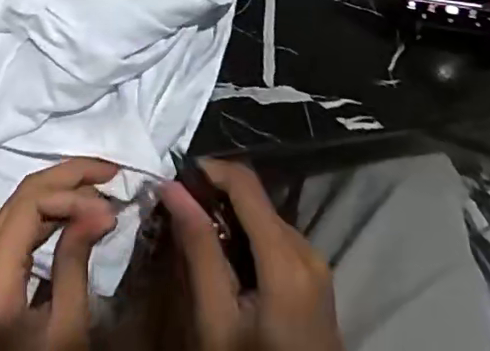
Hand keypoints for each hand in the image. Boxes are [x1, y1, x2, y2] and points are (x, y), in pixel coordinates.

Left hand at [0, 157, 119, 350]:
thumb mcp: (67, 328)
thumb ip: (76, 262)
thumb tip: (101, 207)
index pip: (29, 206)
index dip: (71, 193)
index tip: (109, 203)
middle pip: (22, 196)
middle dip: (69, 177)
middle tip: (110, 172)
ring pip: (19, 202)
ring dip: (61, 188)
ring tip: (101, 186)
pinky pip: (16, 221)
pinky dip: (48, 208)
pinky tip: (77, 207)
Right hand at [160, 159, 343, 350]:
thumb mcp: (215, 320)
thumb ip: (198, 249)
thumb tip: (172, 188)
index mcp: (286, 258)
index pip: (246, 184)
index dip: (210, 169)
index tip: (175, 176)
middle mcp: (308, 249)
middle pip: (257, 200)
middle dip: (215, 196)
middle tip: (176, 210)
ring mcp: (317, 264)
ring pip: (265, 218)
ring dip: (230, 217)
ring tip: (194, 234)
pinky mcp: (316, 279)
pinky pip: (277, 240)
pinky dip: (247, 238)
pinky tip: (224, 259)